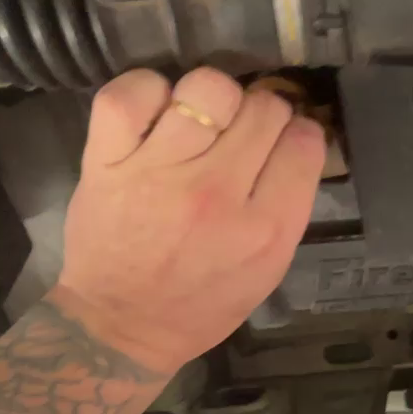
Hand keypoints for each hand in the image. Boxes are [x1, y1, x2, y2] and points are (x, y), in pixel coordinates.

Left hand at [52, 67, 324, 372]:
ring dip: (216, 98)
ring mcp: (160, 172)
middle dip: (266, 113)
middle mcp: (218, 193)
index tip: (287, 143)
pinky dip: (150, 89)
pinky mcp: (108, 160)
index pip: (304, 142)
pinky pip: (133, 92)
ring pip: (209, 88)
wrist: (124, 324)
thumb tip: (295, 143)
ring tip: (206, 120)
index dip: (301, 134)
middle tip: (248, 133)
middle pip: (264, 108)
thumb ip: (288, 208)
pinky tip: (159, 113)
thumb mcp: (270, 269)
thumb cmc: (205, 303)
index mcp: (266, 228)